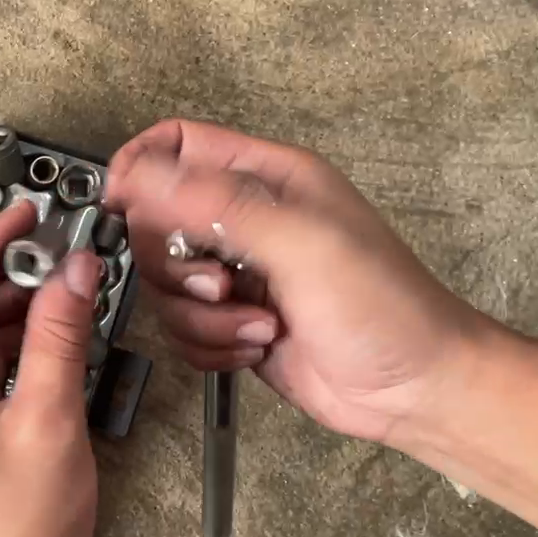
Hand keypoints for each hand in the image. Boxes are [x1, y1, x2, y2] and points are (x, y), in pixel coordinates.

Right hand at [105, 120, 497, 444]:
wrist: (414, 391)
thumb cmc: (382, 306)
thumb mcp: (301, 241)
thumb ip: (216, 202)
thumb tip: (138, 174)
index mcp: (262, 178)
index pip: (175, 145)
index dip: (139, 169)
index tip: (123, 209)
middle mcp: (241, 219)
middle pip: (152, 222)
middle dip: (174, 266)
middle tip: (219, 284)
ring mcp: (232, 271)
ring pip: (161, 284)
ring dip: (200, 316)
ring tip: (256, 325)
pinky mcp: (226, 318)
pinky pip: (177, 327)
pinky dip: (208, 345)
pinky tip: (255, 346)